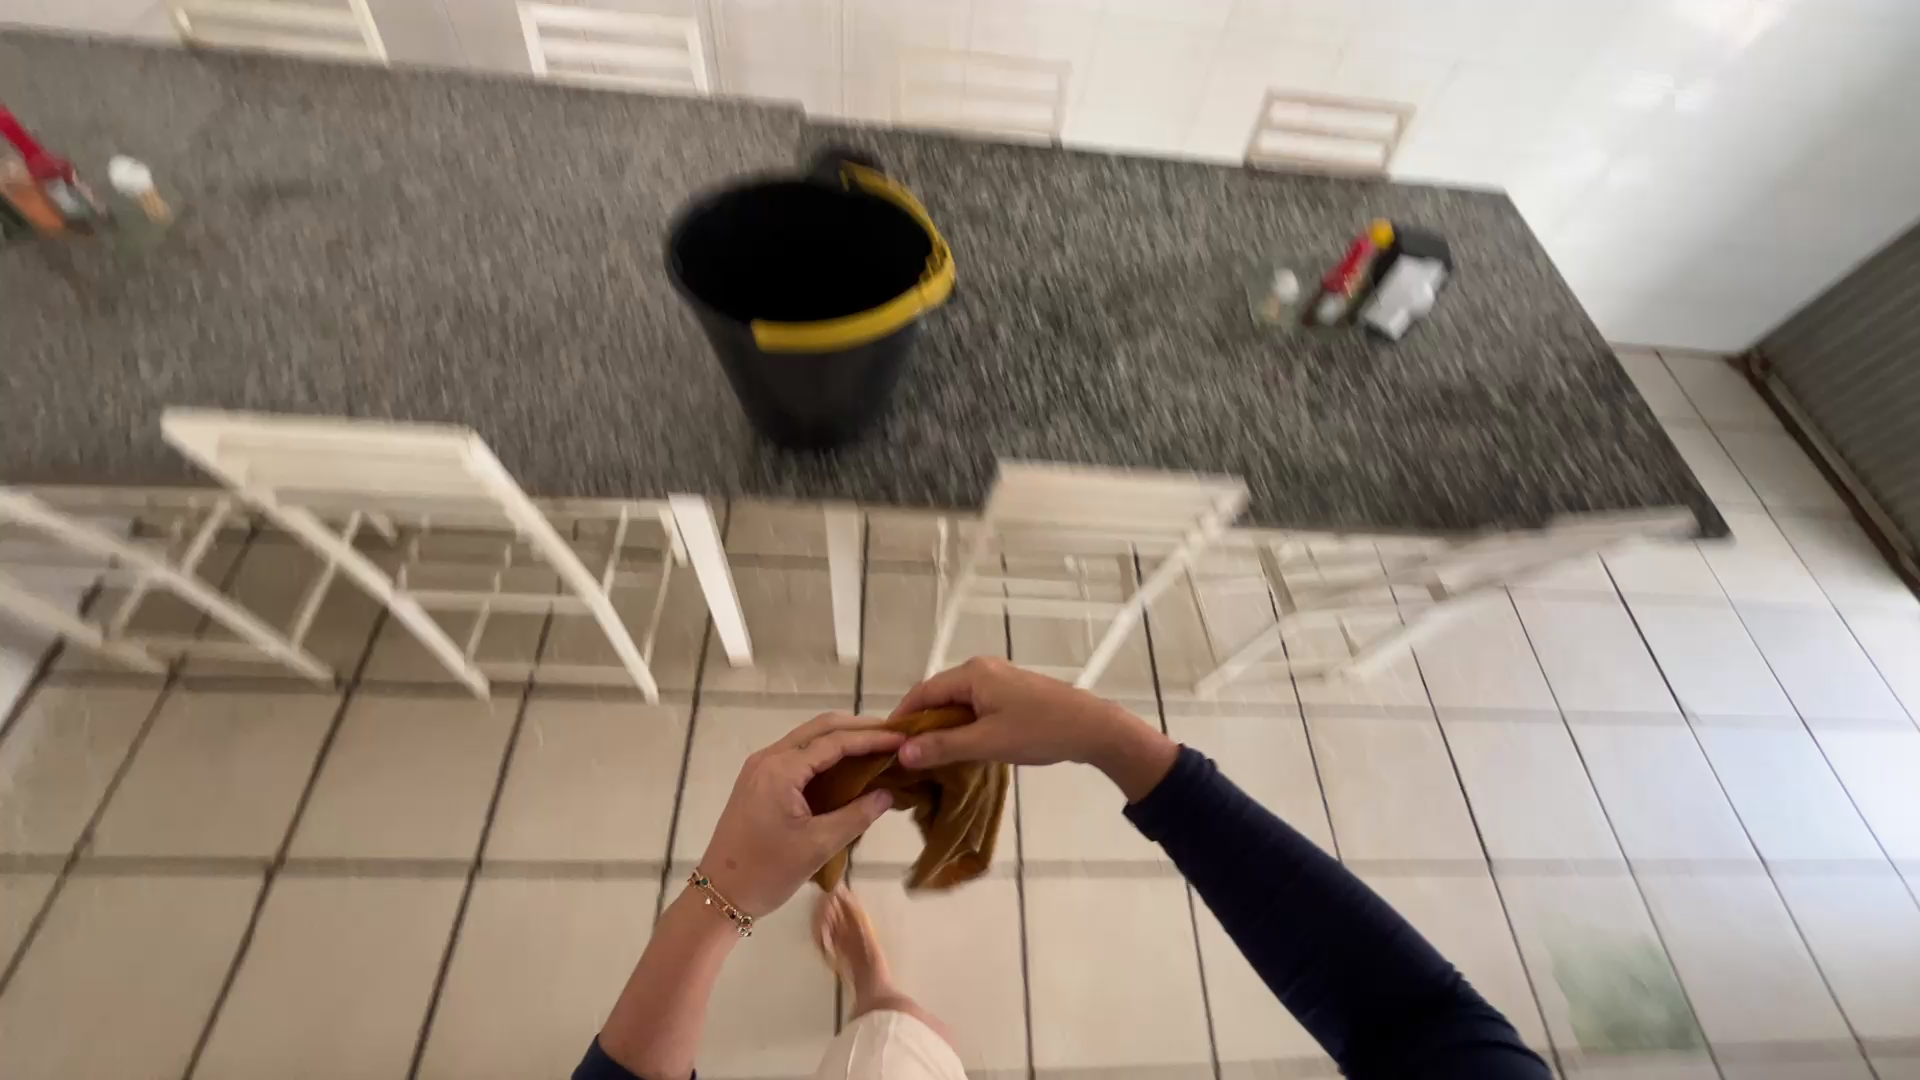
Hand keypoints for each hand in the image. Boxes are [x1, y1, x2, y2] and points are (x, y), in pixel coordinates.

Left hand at [698, 713, 902, 915]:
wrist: (718, 895)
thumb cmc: (767, 872)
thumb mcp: (818, 846)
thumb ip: (857, 815)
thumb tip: (888, 793)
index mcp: (781, 770)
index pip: (835, 741)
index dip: (871, 738)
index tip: (902, 739)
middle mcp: (769, 757)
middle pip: (821, 727)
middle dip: (859, 728)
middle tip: (892, 735)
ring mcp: (761, 765)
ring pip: (809, 736)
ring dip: (842, 736)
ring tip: (875, 745)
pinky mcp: (759, 778)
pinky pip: (798, 752)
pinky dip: (826, 751)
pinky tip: (847, 763)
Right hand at [890, 657, 1177, 799]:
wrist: (1092, 728)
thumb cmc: (1039, 731)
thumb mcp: (987, 743)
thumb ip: (944, 747)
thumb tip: (903, 752)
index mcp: (972, 674)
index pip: (923, 693)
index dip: (902, 718)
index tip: (886, 744)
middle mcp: (981, 669)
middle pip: (939, 696)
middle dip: (922, 724)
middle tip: (907, 756)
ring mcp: (998, 679)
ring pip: (958, 703)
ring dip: (944, 727)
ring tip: (930, 757)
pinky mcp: (1011, 692)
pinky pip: (975, 706)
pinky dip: (963, 725)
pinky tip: (961, 748)